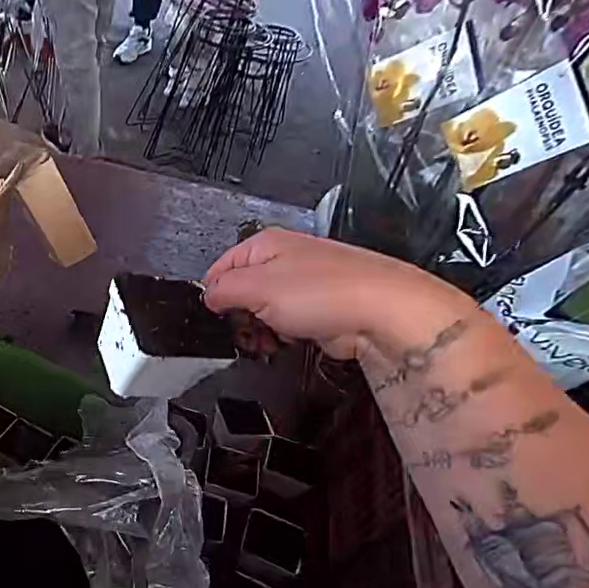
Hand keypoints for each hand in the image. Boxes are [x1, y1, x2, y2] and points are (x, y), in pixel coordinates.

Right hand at [201, 228, 472, 359]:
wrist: (380, 311)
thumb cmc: (325, 291)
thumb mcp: (256, 287)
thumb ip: (223, 290)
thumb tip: (208, 296)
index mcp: (265, 244)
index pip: (221, 268)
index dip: (215, 294)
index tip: (216, 315)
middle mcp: (284, 260)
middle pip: (242, 292)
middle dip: (239, 317)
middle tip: (244, 331)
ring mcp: (303, 286)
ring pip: (263, 312)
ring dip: (259, 331)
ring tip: (267, 340)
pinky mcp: (318, 311)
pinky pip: (286, 325)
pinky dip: (282, 337)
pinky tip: (288, 343)